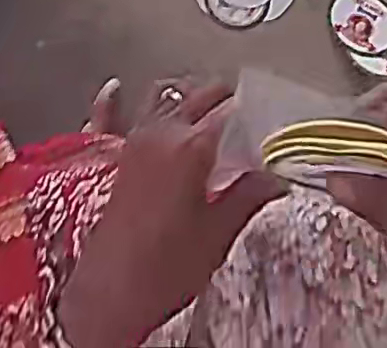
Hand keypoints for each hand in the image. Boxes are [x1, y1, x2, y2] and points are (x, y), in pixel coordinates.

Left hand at [58, 81, 284, 347]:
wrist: (109, 296)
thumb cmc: (167, 267)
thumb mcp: (217, 234)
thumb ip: (249, 195)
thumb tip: (277, 177)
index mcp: (193, 145)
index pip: (231, 110)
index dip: (253, 111)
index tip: (268, 119)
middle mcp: (165, 130)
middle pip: (202, 93)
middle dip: (227, 98)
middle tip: (247, 115)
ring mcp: (137, 137)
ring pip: (166, 94)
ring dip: (188, 94)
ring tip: (205, 106)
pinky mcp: (120, 152)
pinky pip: (115, 115)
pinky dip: (115, 101)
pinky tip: (114, 89)